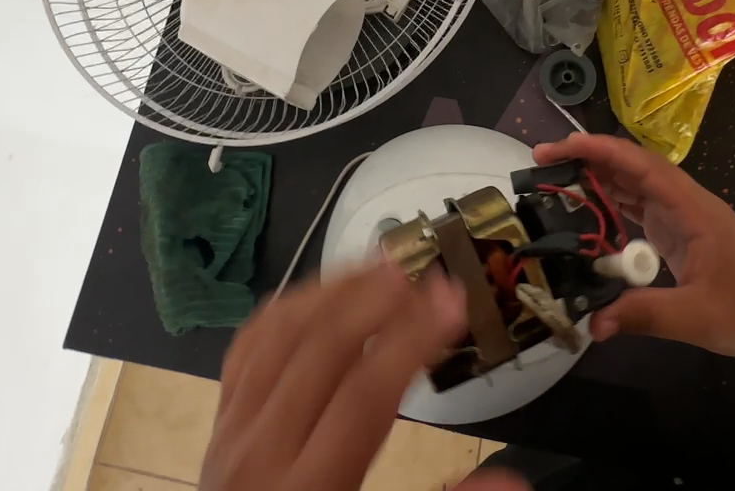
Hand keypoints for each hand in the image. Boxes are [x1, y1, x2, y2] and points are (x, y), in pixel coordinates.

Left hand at [202, 262, 527, 490]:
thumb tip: (514, 477)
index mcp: (310, 489)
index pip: (366, 396)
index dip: (413, 339)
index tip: (453, 298)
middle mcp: (262, 451)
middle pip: (320, 349)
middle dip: (377, 297)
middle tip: (423, 268)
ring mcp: (231, 428)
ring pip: (280, 332)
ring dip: (334, 289)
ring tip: (382, 266)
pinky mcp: (220, 416)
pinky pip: (250, 342)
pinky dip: (290, 305)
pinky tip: (323, 290)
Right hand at [533, 133, 734, 356]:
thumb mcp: (696, 317)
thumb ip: (646, 314)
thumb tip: (594, 324)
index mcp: (693, 208)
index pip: (643, 166)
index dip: (603, 152)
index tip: (565, 146)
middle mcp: (683, 200)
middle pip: (632, 164)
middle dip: (589, 155)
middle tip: (543, 158)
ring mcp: (678, 211)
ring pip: (632, 178)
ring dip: (595, 171)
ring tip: (553, 173)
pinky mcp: (672, 226)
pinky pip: (635, 200)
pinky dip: (607, 194)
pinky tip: (581, 199)